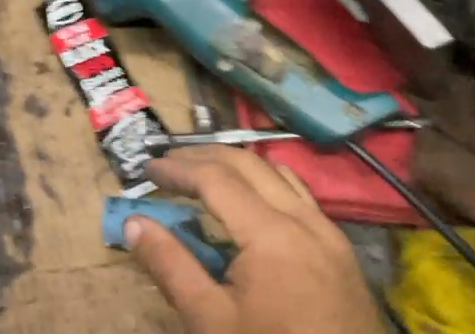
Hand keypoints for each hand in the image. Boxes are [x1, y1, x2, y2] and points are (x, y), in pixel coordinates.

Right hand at [127, 147, 381, 333]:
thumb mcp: (213, 323)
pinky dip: (265, 183)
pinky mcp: (340, 252)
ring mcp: (329, 234)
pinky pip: (298, 195)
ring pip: (276, 173)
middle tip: (167, 165)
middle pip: (246, 164)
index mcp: (272, 235)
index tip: (146, 169)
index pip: (215, 178)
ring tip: (201, 175)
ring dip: (234, 165)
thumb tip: (134, 223)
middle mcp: (304, 221)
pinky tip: (248, 203)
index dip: (177, 168)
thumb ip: (171, 267)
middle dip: (202, 156)